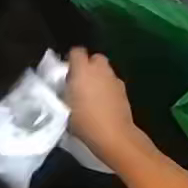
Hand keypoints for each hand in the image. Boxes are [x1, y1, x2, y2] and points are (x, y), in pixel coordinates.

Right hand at [66, 47, 146, 164]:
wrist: (113, 135)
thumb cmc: (83, 121)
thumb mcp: (63, 106)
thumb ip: (63, 90)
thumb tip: (63, 85)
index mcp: (82, 70)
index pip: (76, 52)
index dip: (70, 60)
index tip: (65, 72)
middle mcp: (100, 70)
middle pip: (95, 58)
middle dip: (87, 66)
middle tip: (78, 81)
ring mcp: (114, 79)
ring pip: (105, 71)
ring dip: (98, 77)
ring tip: (90, 94)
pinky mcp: (124, 91)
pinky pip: (112, 83)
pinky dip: (107, 88)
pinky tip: (102, 104)